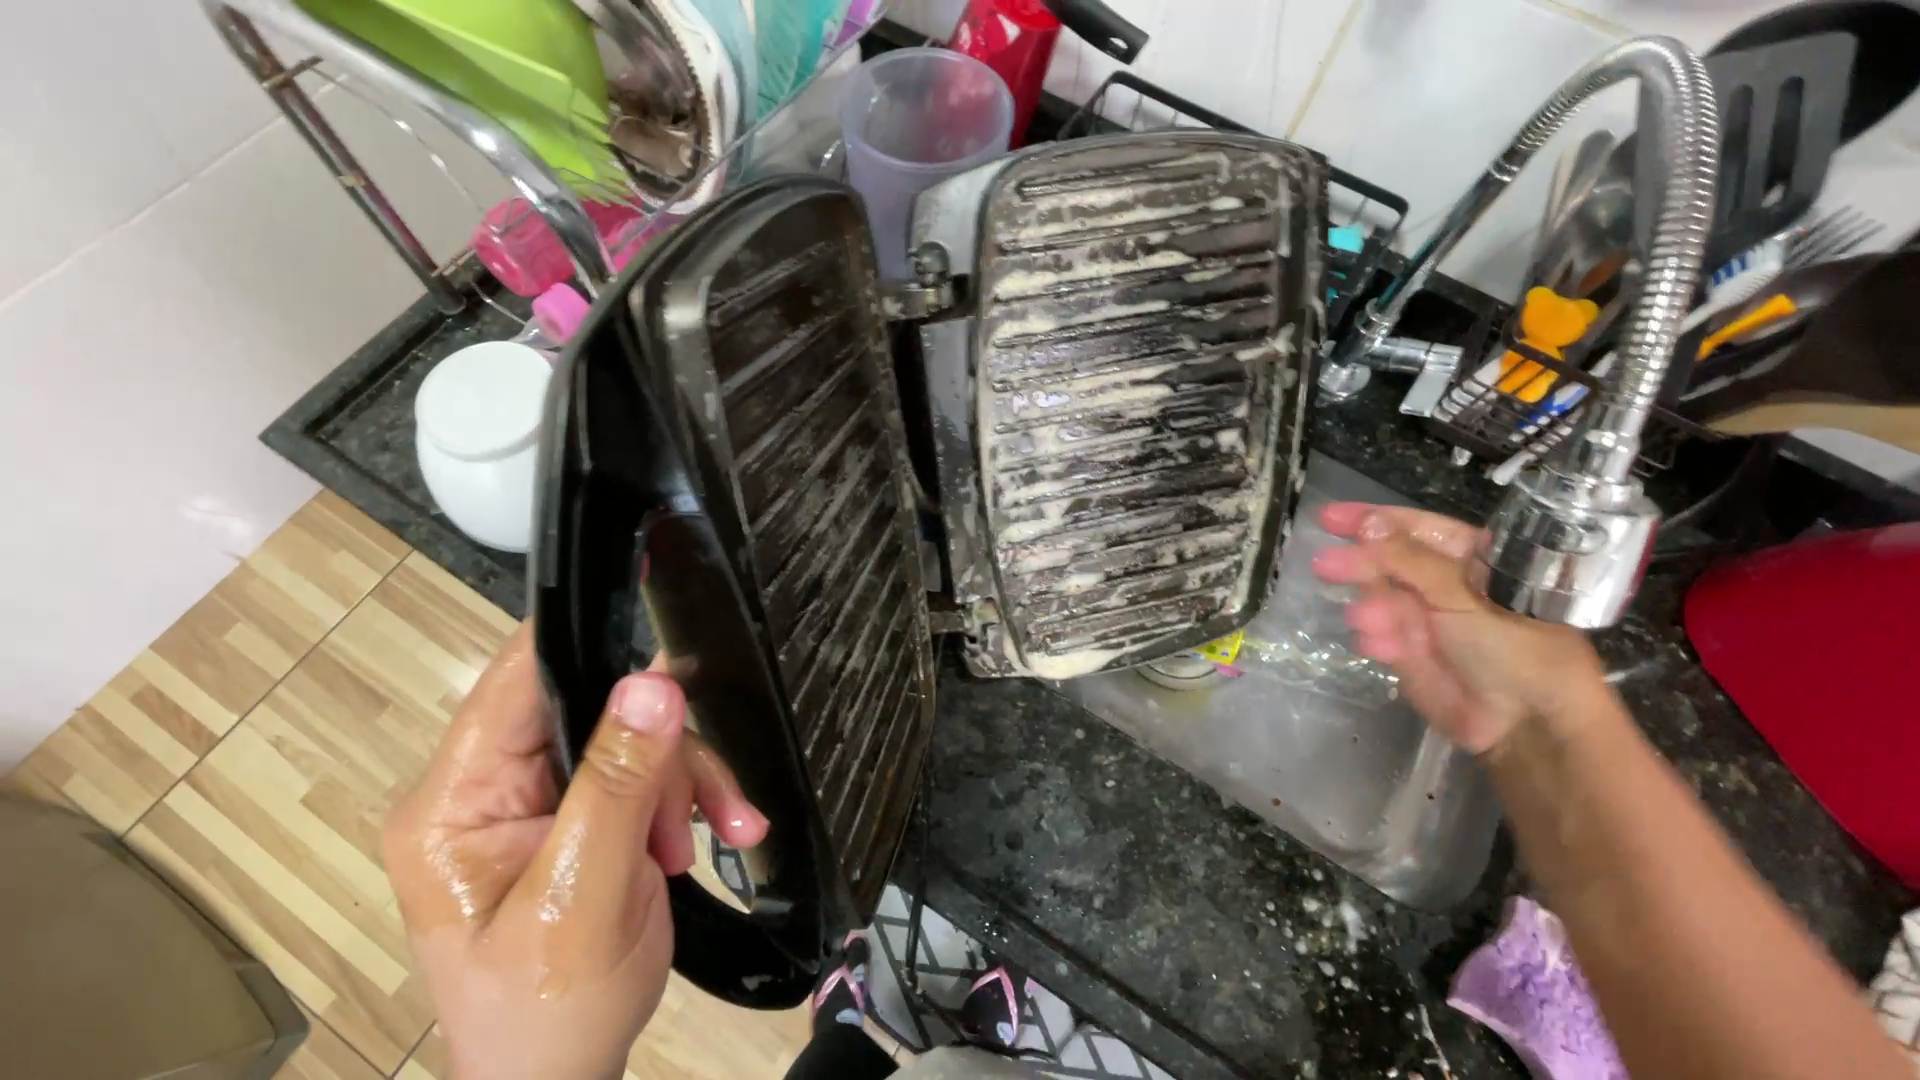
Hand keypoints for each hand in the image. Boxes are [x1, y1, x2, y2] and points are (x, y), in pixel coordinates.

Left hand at [384, 623, 768, 1079]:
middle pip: (592, 710)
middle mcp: (489, 789)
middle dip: (664, 750)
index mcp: (456, 803)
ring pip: (632, 739)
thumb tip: (653, 682)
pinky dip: (688, 803)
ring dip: (686, 782)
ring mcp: (536, 804)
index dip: (585, 642)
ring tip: (719, 834)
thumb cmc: (552, 1011)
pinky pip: (645, 777)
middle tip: (708, 805)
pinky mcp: (578, 819)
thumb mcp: (587, 900)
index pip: (515, 685)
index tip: (659, 615)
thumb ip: (618, 787)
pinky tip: (715, 836)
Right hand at [1309, 502, 1607, 753]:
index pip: (1414, 528)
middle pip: (1388, 562)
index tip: (1330, 516)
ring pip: (1377, 597)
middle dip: (1357, 563)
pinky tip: (1385, 648)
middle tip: (1324, 564)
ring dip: (1370, 606)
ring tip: (1369, 620)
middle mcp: (1443, 584)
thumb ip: (1409, 558)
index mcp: (1469, 559)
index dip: (1373, 520)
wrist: (1522, 721)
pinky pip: (1377, 634)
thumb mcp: (1461, 593)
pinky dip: (1376, 637)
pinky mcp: (1404, 652)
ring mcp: (1422, 618)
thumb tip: (1368, 523)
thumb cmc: (1511, 644)